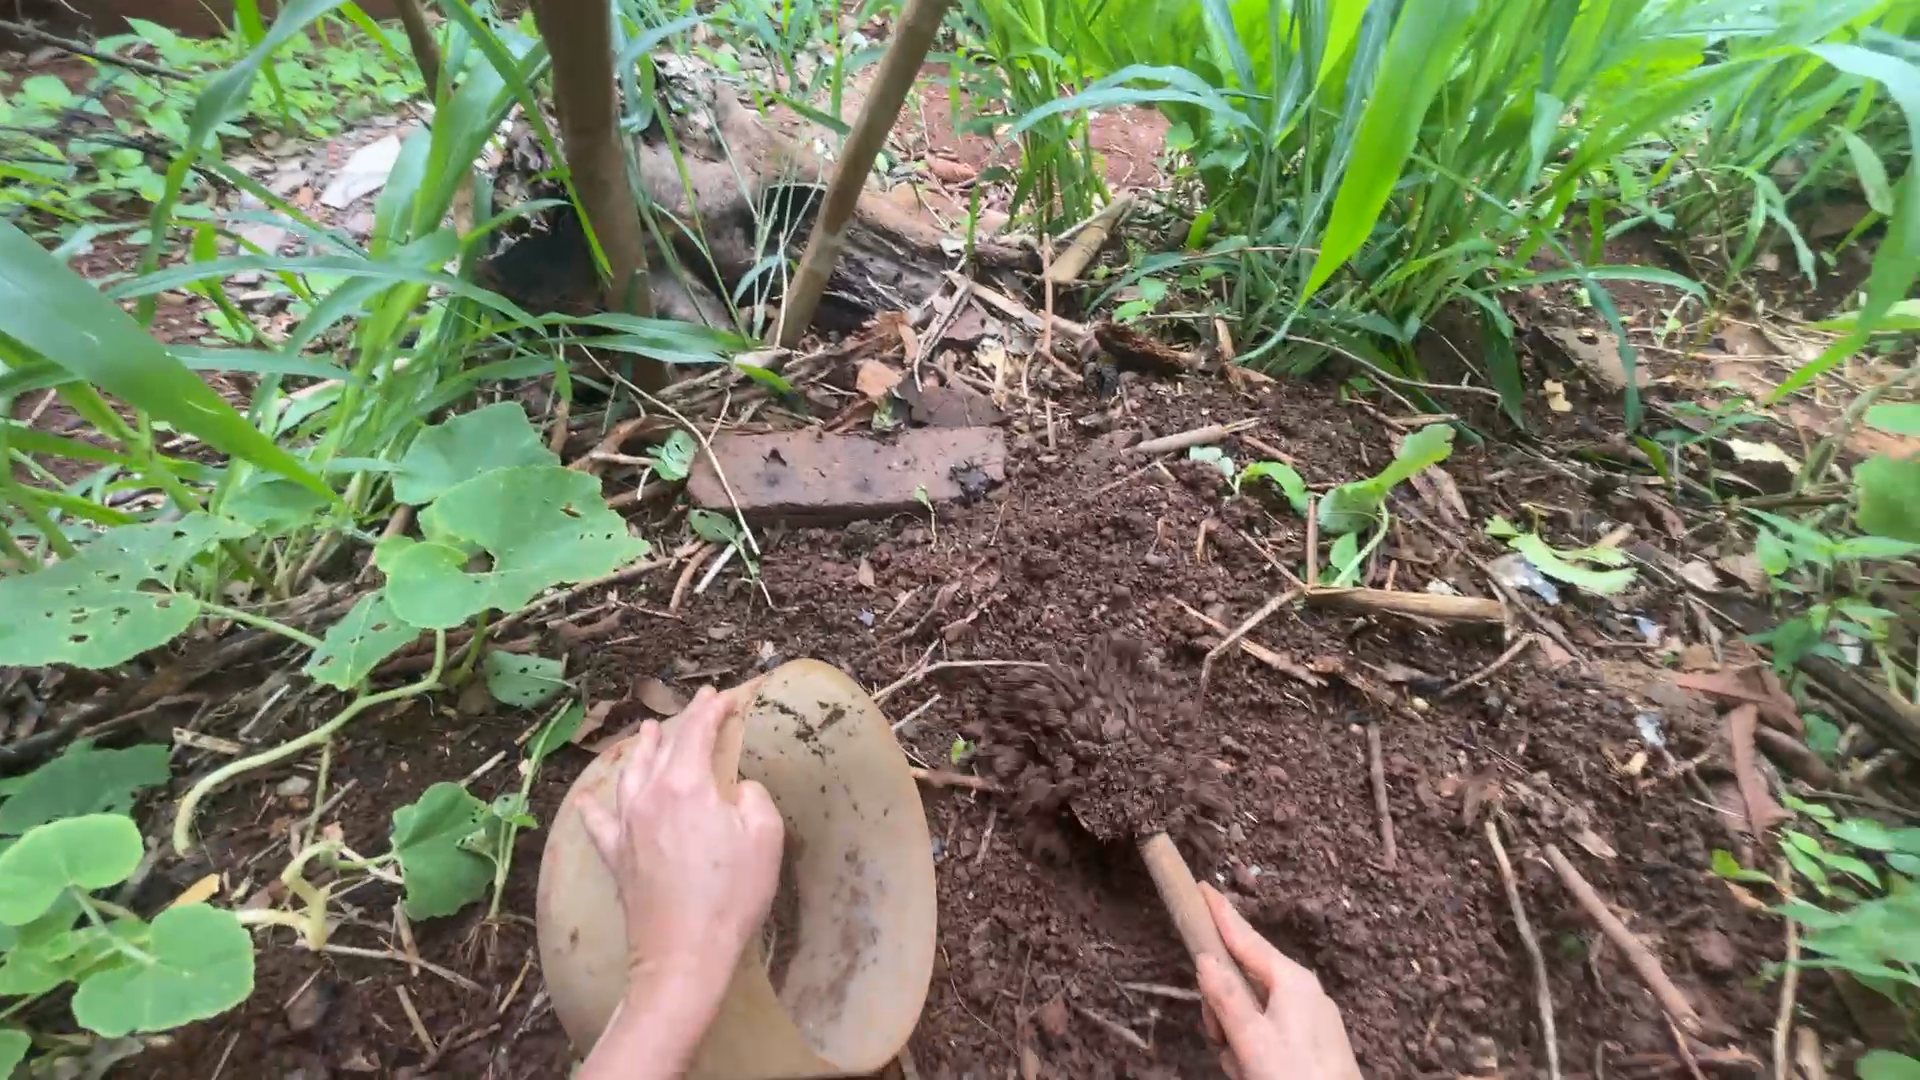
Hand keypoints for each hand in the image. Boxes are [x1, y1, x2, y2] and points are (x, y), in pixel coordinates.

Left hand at [577, 686, 784, 1028]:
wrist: (683, 957)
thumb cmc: (732, 894)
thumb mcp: (765, 835)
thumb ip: (752, 796)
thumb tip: (735, 789)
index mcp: (687, 786)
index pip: (698, 732)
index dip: (713, 709)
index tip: (727, 695)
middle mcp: (650, 797)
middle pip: (665, 747)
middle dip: (684, 721)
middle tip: (700, 704)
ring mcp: (627, 827)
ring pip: (630, 774)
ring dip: (641, 749)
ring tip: (647, 731)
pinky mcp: (616, 858)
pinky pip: (599, 823)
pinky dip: (595, 807)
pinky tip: (588, 799)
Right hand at [1196, 883, 1362, 1079]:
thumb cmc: (1295, 1079)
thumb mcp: (1253, 1040)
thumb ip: (1225, 997)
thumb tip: (1205, 957)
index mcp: (1290, 979)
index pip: (1244, 935)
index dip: (1219, 911)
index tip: (1200, 884)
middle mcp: (1302, 990)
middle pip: (1243, 977)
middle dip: (1222, 1005)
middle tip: (1216, 1037)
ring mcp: (1310, 1018)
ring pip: (1252, 1008)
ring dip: (1236, 1034)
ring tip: (1241, 1068)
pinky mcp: (1313, 1045)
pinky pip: (1268, 1029)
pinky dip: (1253, 1047)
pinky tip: (1252, 1074)